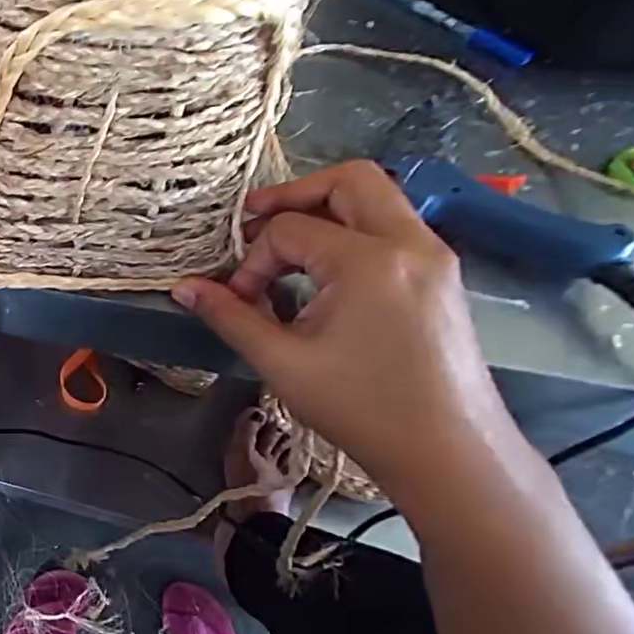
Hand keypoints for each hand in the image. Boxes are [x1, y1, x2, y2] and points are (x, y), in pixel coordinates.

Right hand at [172, 161, 521, 490]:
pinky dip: (351, 232)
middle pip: (348, 180)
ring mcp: (434, 255)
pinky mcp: (442, 274)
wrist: (450, 453)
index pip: (289, 230)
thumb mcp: (281, 362)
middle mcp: (409, 242)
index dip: (252, 260)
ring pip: (375, 198)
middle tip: (254, 223)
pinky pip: (391, 227)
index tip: (240, 299)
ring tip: (285, 250)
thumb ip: (229, 316)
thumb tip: (183, 288)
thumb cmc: (361, 408)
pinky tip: (324, 274)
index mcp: (367, 261)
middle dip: (292, 195)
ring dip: (324, 211)